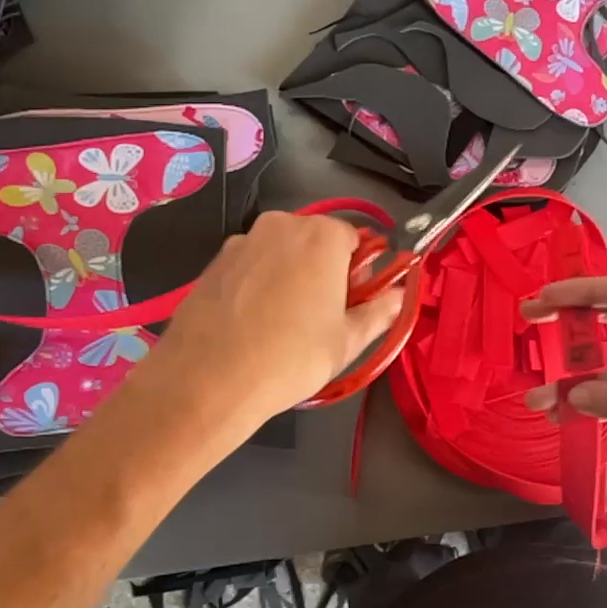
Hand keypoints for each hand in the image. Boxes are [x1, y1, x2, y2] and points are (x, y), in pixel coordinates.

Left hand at [136, 211, 403, 438]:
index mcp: (322, 237)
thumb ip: (380, 311)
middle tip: (323, 315)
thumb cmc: (292, 358)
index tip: (355, 302)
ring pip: (281, 254)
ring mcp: (241, 242)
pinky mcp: (212, 263)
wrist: (207, 381)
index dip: (360, 271)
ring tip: (284, 324)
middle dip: (325, 270)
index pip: (356, 239)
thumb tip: (399, 294)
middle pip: (316, 241)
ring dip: (290, 277)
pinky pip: (250, 267)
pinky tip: (254, 325)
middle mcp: (281, 226)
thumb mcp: (348, 340)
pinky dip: (258, 286)